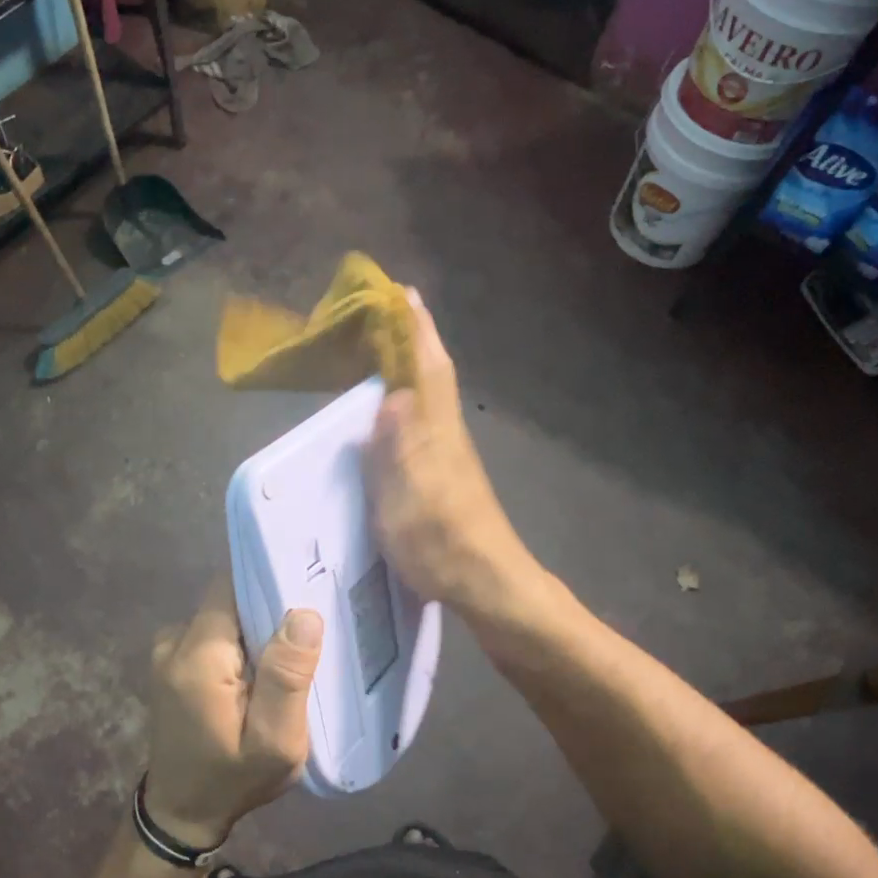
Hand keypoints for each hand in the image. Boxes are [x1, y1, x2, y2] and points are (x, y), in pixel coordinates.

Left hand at [146, 577, 323, 846]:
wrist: (182, 813)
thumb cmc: (232, 779)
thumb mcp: (274, 741)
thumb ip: (287, 677)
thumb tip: (304, 613)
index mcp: (198, 654)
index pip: (233, 586)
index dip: (271, 581)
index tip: (310, 586)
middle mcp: (174, 641)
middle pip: (228, 599)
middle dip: (268, 607)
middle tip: (312, 624)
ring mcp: (167, 650)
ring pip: (222, 616)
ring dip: (255, 627)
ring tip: (293, 647)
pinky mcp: (171, 663)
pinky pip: (212, 634)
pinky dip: (238, 643)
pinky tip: (265, 665)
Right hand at [365, 289, 535, 617]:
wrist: (489, 585)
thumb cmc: (442, 545)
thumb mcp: (408, 502)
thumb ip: (398, 450)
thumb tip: (392, 394)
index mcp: (435, 435)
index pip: (427, 370)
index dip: (416, 332)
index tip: (402, 292)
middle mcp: (446, 436)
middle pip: (434, 377)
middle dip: (415, 340)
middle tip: (391, 311)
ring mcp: (450, 457)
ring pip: (432, 397)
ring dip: (414, 366)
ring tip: (388, 348)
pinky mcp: (448, 477)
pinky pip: (427, 422)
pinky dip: (413, 400)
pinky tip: (398, 411)